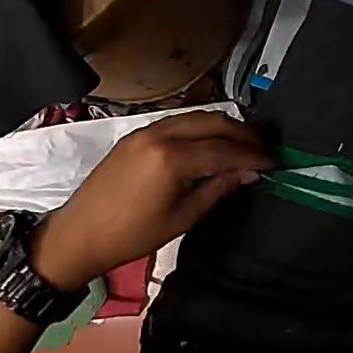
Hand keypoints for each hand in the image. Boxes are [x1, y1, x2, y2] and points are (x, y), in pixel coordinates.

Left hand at [29, 112, 273, 291]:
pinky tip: (210, 143)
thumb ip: (217, 189)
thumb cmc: (131, 235)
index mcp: (172, 158)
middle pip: (213, 122)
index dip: (252, 155)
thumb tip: (248, 173)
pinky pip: (177, 121)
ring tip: (242, 144)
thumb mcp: (182, 218)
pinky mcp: (135, 135)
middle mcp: (160, 135)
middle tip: (262, 149)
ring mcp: (145, 131)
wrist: (79, 234)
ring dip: (221, 126)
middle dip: (242, 133)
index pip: (224, 149)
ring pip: (195, 117)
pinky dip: (199, 128)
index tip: (274, 162)